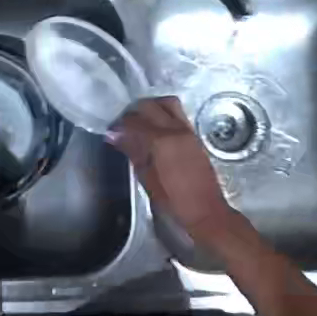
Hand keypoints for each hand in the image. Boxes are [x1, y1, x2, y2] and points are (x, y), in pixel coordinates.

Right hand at [109, 97, 241, 238]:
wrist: (207, 212)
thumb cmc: (175, 202)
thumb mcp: (147, 179)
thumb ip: (133, 152)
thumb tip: (115, 136)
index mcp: (162, 141)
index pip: (134, 122)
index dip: (119, 125)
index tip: (110, 132)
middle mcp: (176, 130)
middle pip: (150, 106)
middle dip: (133, 112)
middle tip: (122, 125)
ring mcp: (188, 131)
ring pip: (167, 104)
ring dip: (151, 107)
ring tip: (140, 122)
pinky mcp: (195, 136)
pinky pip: (177, 114)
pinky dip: (163, 114)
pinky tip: (154, 130)